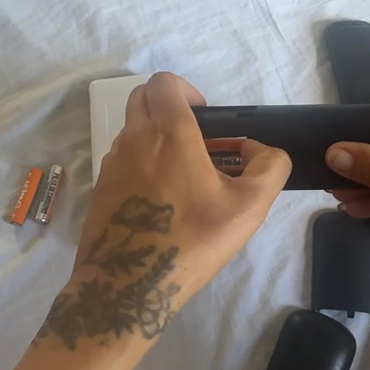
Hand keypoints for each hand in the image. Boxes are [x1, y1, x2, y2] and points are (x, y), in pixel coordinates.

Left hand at [35, 73, 289, 353]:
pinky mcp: (101, 187)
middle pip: (142, 97)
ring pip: (131, 127)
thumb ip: (269, 167)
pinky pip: (122, 156)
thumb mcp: (249, 207)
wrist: (128, 287)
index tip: (207, 118)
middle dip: (169, 104)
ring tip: (183, 172)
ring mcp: (112, 163)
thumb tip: (258, 150)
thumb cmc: (192, 241)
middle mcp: (134, 139)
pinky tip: (162, 197)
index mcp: (169, 133)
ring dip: (155, 133)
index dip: (188, 90)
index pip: (165, 82)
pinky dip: (141, 160)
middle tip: (197, 137)